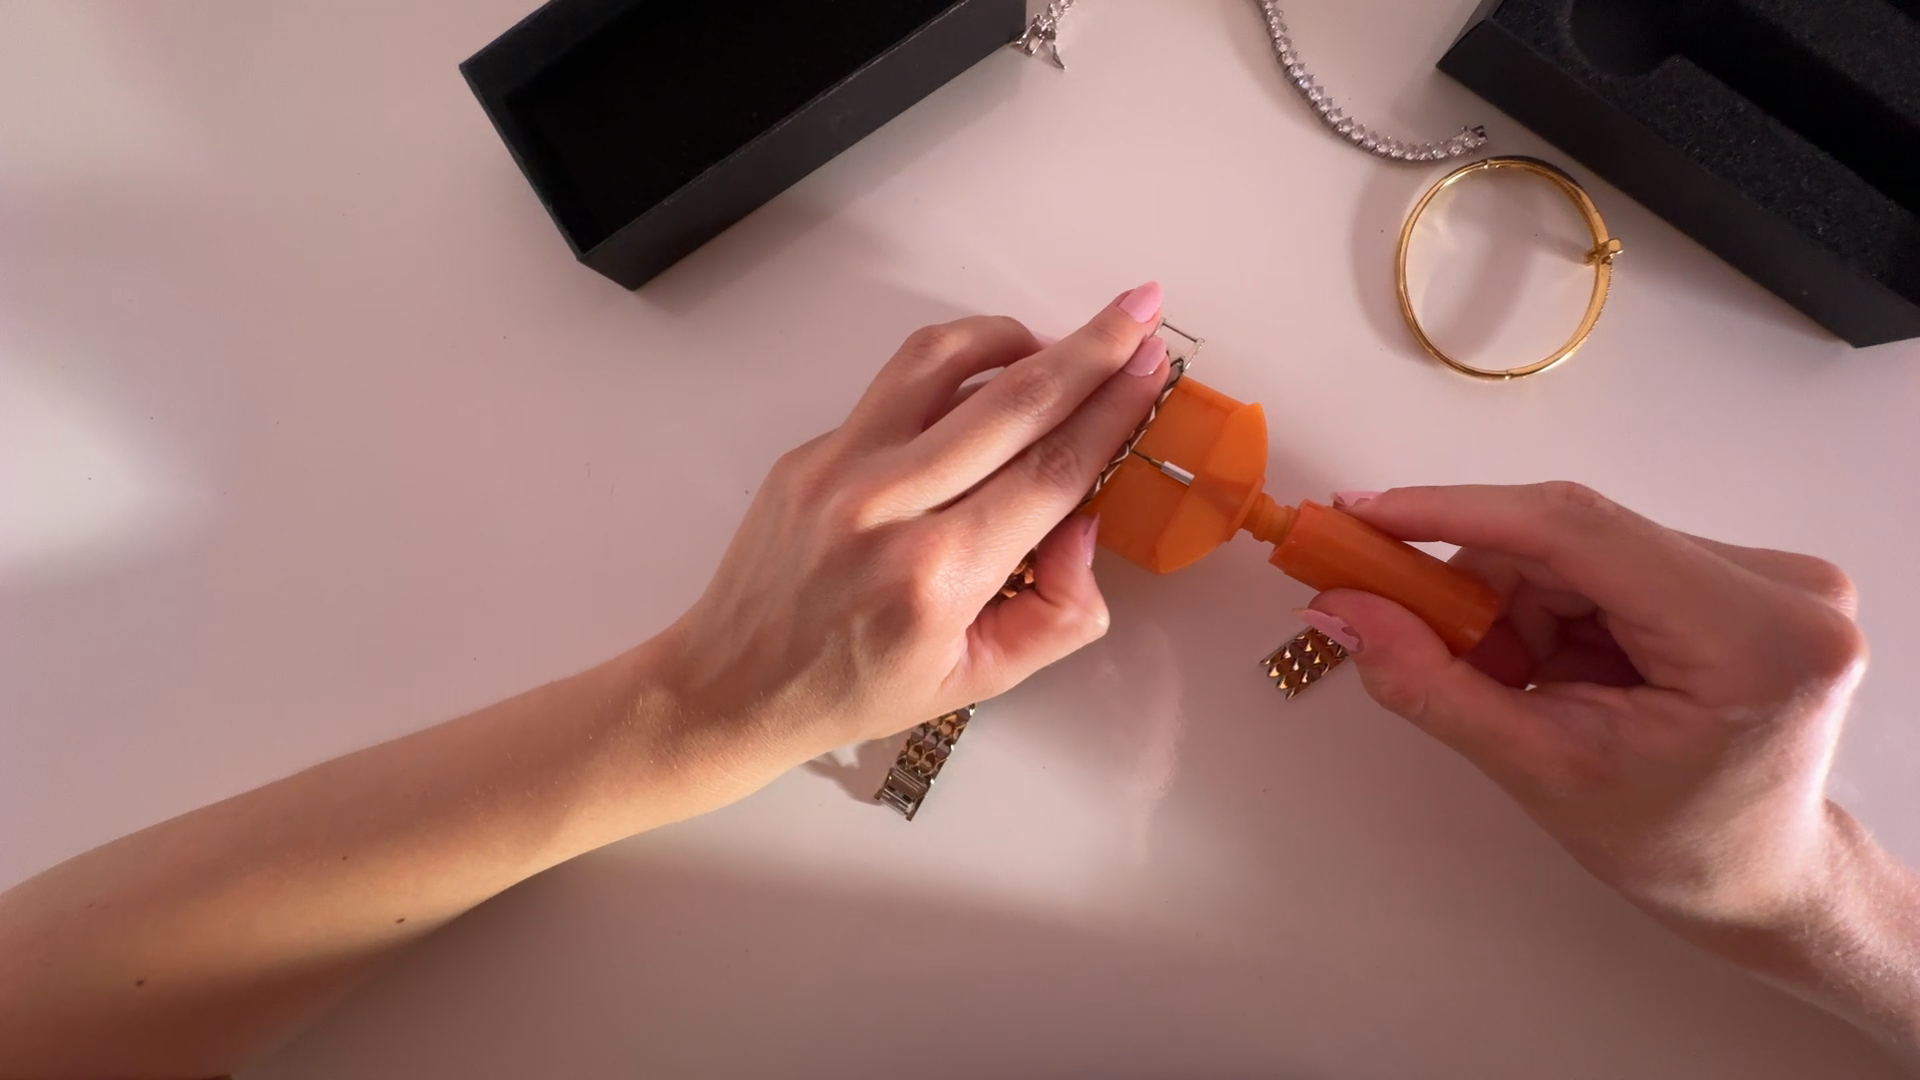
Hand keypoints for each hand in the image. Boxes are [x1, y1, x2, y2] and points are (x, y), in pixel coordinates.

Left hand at [649, 285, 1171, 782]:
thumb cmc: (861, 690)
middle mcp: (885, 505)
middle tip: (1140, 307)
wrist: (736, 682)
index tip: (1151, 367)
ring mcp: (837, 466)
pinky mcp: (809, 450)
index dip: (1112, 412)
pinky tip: (981, 384)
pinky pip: (896, 385)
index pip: (1050, 473)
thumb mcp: (981, 678)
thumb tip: (1080, 517)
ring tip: (1055, 345)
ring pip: (941, 360)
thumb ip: (1058, 610)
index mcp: (938, 575)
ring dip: (1014, 336)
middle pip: (1011, 403)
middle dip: (1089, 349)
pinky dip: (954, 367)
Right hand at [1303, 482, 1867, 926]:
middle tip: (1417, 642)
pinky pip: (1573, 561)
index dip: (1452, 510)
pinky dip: (1525, 609)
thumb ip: (1423, 682)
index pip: (1574, 529)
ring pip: (1555, 549)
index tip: (1357, 515)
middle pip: (1557, 539)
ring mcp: (1749, 571)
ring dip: (1498, 606)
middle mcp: (1770, 580)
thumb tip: (1334, 605)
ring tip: (1505, 681)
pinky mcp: (1715, 574)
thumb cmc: (1664, 840)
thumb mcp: (1528, 767)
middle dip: (1471, 590)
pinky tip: (1536, 664)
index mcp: (1753, 635)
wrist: (1756, 872)